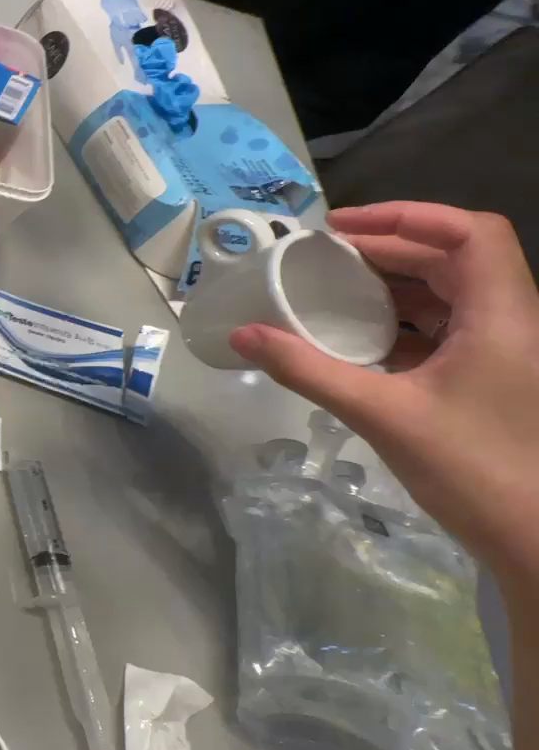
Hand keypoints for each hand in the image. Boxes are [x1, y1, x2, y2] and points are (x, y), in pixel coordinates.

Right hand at [231, 203, 538, 578]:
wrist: (535, 534)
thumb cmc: (473, 467)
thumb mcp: (379, 414)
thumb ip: (307, 369)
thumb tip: (241, 334)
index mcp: (503, 319)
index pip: (471, 235)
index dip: (407, 215)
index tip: (338, 228)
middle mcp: (510, 323)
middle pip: (452, 258)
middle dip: (383, 247)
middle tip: (314, 257)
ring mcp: (500, 351)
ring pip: (445, 292)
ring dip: (385, 282)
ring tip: (323, 289)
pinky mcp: (486, 375)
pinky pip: (439, 326)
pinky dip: (392, 318)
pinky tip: (348, 336)